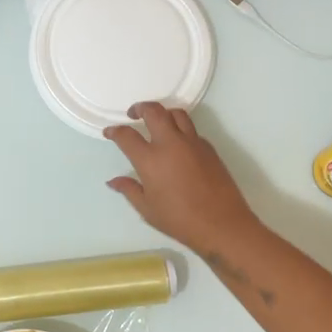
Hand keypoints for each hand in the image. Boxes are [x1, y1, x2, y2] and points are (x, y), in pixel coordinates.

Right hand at [105, 102, 263, 252]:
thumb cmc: (179, 220)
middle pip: (154, 111)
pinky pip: (192, 130)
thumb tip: (113, 181)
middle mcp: (171, 144)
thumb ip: (129, 189)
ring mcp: (192, 143)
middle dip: (140, 108)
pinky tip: (178, 144)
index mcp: (150, 160)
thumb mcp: (147, 209)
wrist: (221, 223)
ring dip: (163, 113)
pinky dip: (181, 129)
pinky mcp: (209, 148)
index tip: (109, 132)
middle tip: (133, 114)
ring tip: (157, 121)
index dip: (114, 131)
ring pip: (177, 114)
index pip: (127, 135)